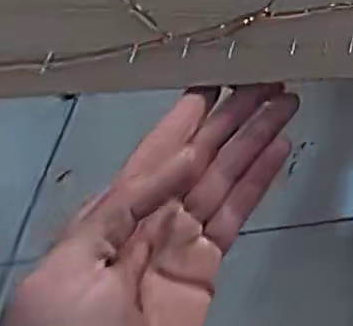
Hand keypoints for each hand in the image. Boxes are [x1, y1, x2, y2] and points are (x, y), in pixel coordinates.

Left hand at [4, 84, 299, 325]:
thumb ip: (121, 208)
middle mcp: (148, 222)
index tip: (218, 80)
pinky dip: (264, 176)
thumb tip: (185, 158)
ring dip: (258, 136)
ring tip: (289, 102)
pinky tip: (283, 147)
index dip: (186, 118)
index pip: (154, 156)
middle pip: (202, 157)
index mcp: (107, 221)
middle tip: (270, 81)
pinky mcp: (208, 261)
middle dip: (235, 117)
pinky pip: (240, 209)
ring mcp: (181, 241)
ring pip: (229, 175)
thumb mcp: (63, 272)